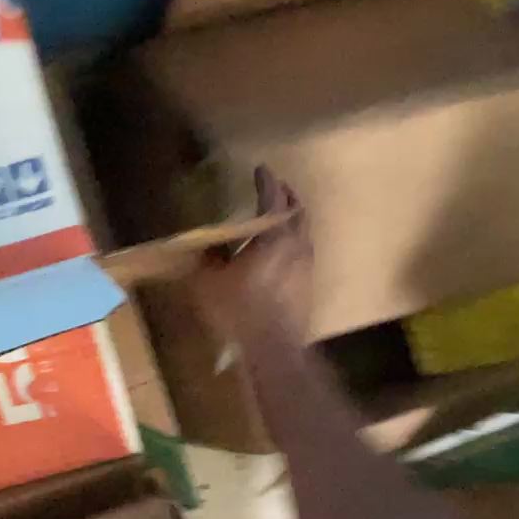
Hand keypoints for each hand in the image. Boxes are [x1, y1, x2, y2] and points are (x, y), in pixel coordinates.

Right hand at [191, 166, 312, 342]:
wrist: (274, 350)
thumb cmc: (239, 311)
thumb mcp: (209, 282)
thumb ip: (209, 258)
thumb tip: (209, 246)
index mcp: (273, 237)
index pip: (272, 198)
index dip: (266, 181)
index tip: (260, 169)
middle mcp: (297, 245)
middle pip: (297, 210)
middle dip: (286, 195)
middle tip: (274, 188)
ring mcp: (307, 266)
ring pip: (304, 231)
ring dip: (292, 219)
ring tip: (278, 217)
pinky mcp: (309, 286)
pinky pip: (304, 252)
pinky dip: (293, 241)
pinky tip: (281, 252)